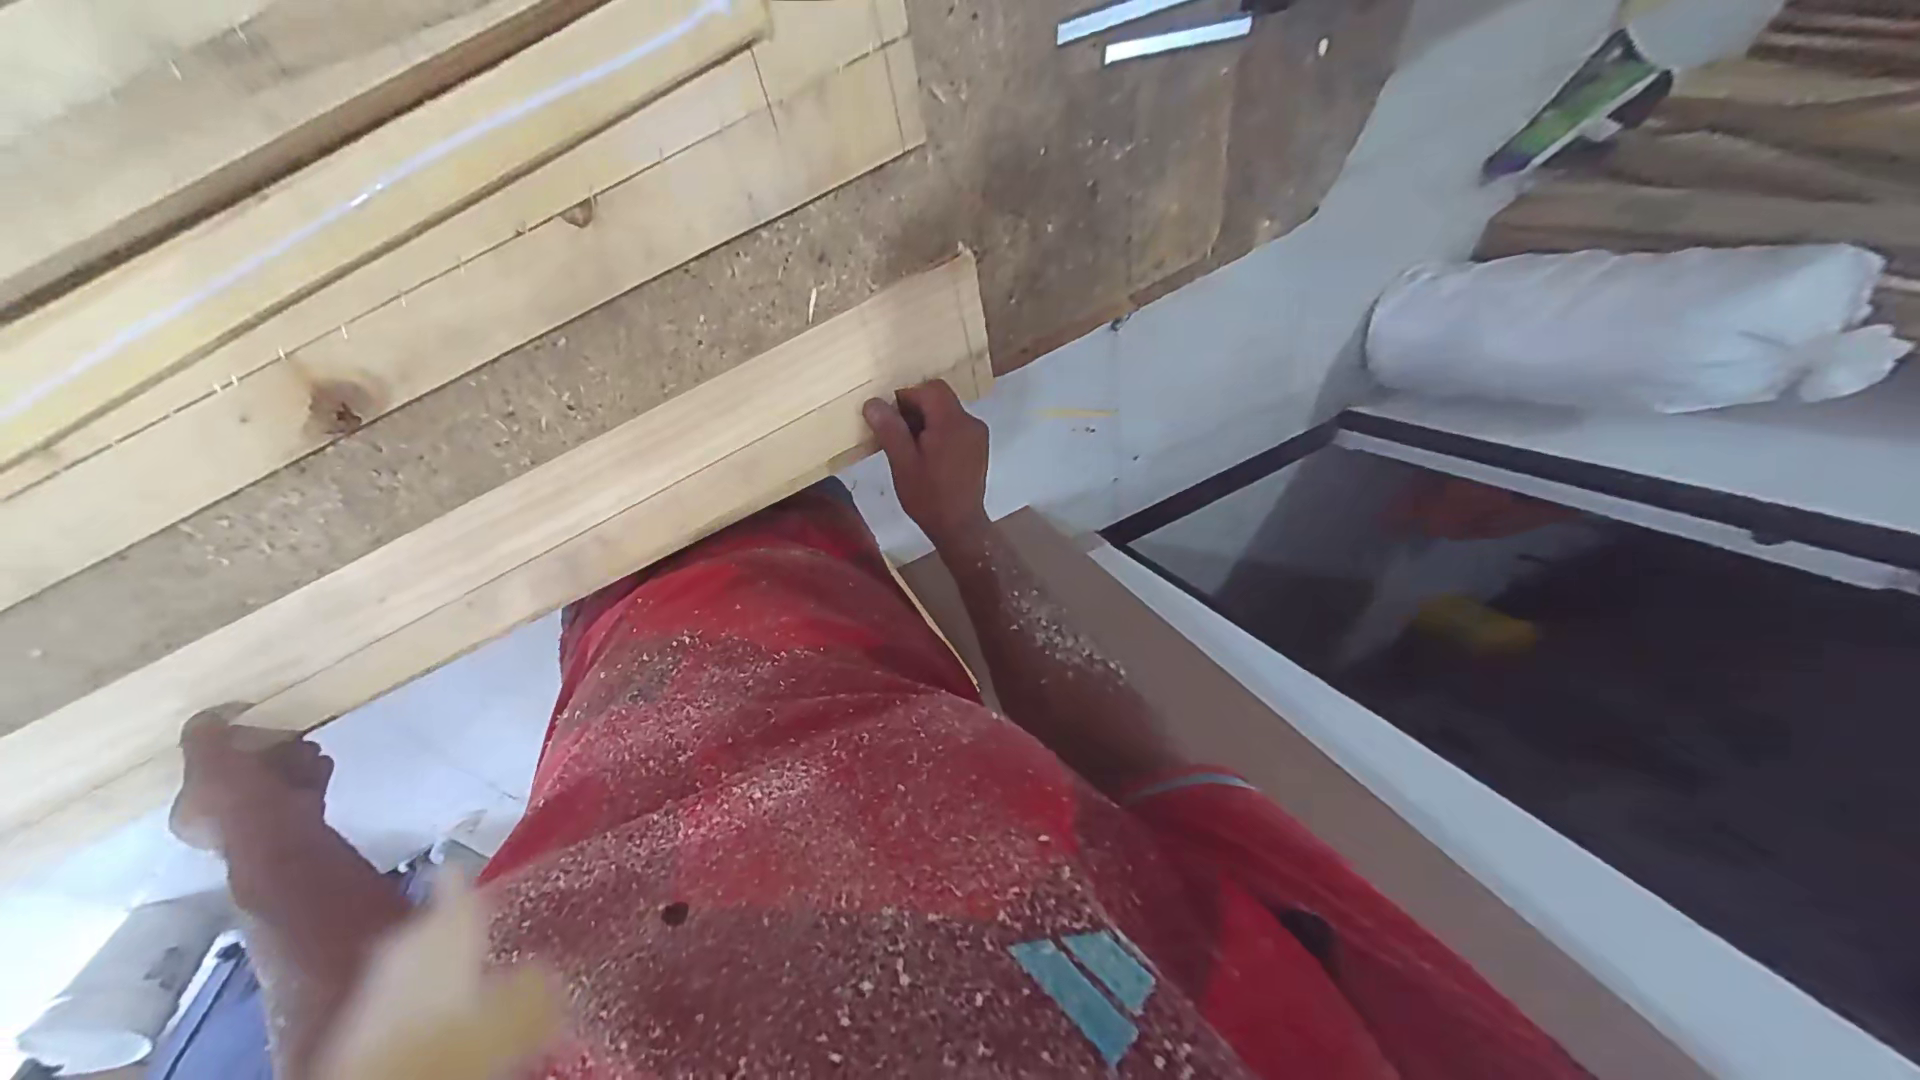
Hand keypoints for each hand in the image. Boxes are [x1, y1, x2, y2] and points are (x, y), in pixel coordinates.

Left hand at [171, 705, 333, 851]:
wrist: (282, 828)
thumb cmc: (236, 796)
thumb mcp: (207, 758)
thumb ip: (203, 735)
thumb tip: (209, 715)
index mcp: (189, 812)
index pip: (206, 773)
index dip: (227, 750)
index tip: (249, 734)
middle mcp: (221, 822)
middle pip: (247, 776)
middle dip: (270, 753)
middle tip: (285, 739)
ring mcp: (261, 824)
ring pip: (279, 782)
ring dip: (294, 760)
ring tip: (308, 749)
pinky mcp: (298, 819)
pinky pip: (305, 788)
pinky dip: (312, 772)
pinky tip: (319, 763)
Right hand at [863, 380, 989, 548]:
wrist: (959, 526)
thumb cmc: (928, 497)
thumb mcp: (902, 463)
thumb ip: (890, 429)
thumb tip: (873, 403)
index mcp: (952, 422)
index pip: (929, 389)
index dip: (906, 396)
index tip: (890, 418)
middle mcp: (970, 422)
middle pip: (940, 398)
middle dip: (916, 409)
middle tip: (897, 433)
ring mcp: (978, 435)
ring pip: (948, 412)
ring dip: (927, 421)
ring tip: (910, 447)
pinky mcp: (979, 447)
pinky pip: (956, 427)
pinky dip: (940, 431)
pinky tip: (927, 455)